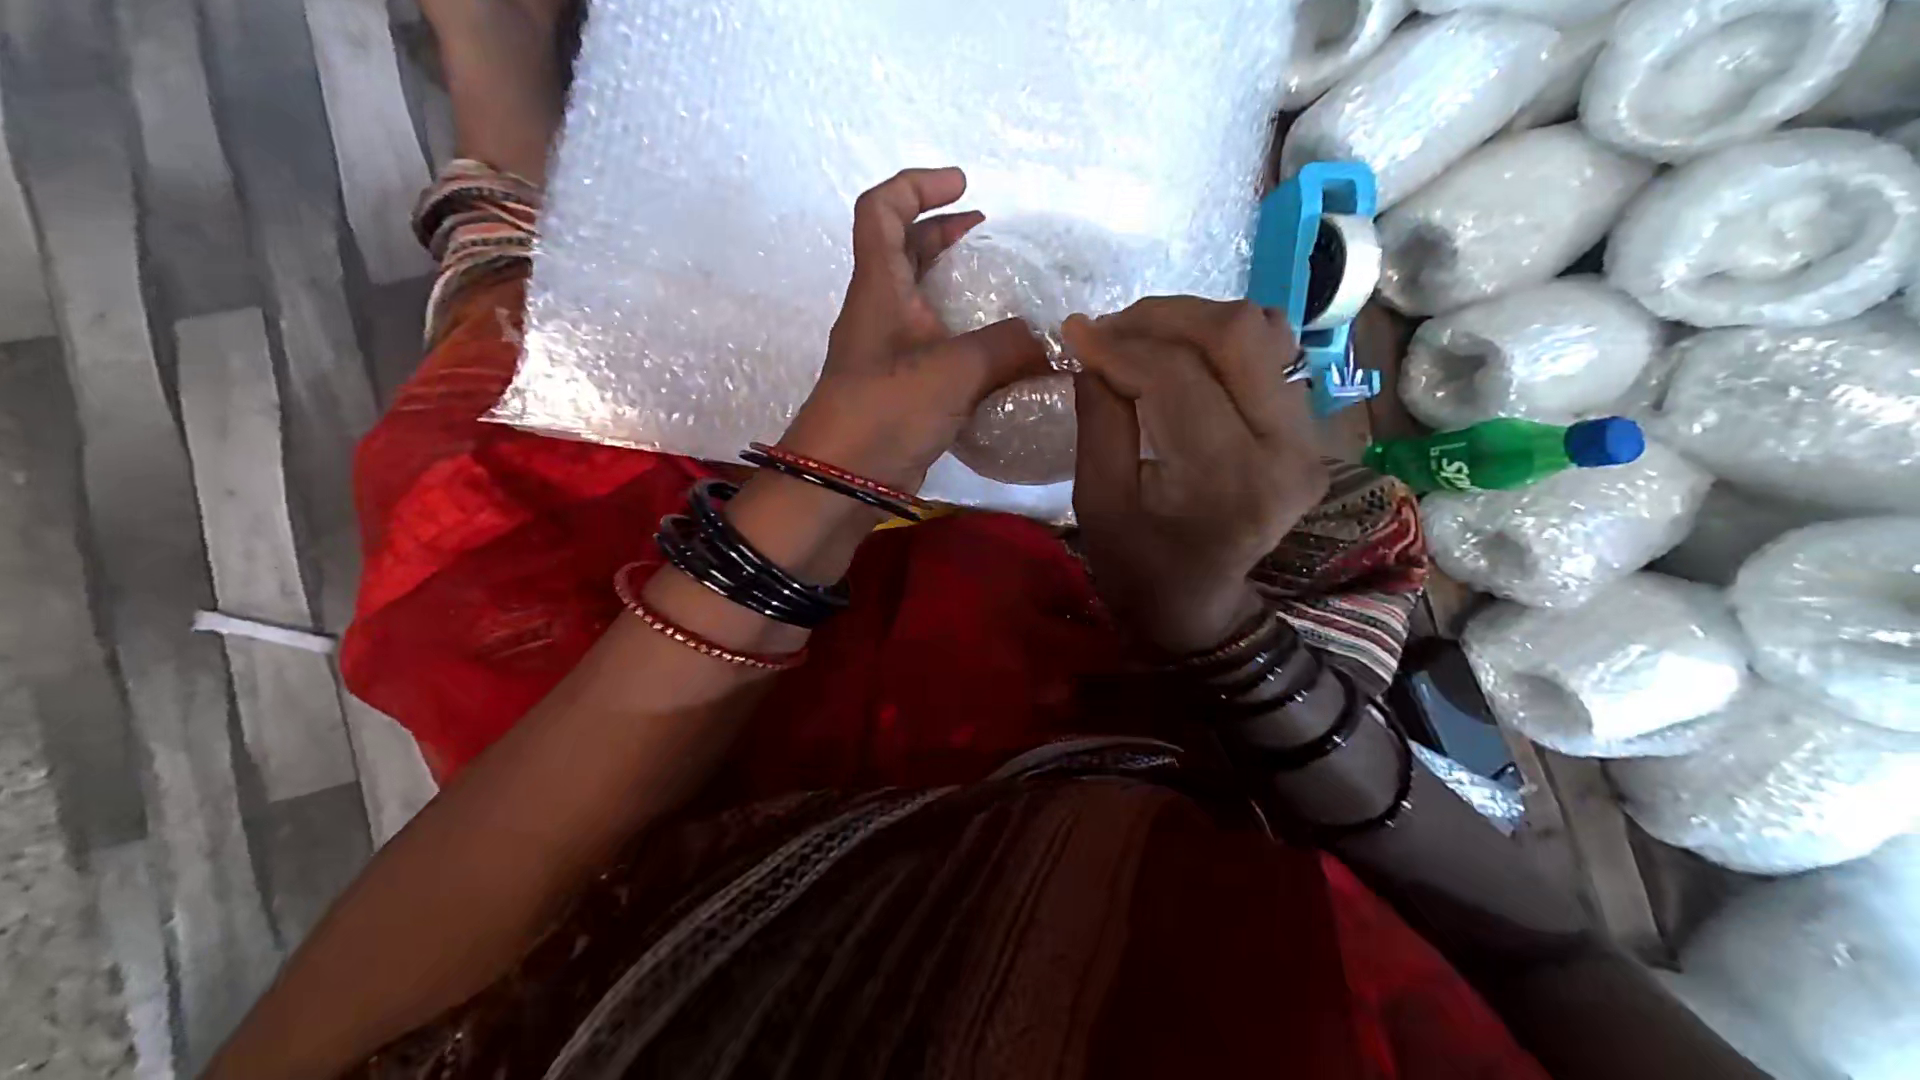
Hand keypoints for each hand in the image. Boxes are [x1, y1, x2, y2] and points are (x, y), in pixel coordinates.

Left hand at [779, 168, 1048, 490]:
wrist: (840, 482)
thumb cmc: (886, 411)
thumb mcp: (955, 370)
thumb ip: (1010, 348)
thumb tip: (1056, 342)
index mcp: (879, 288)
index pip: (881, 210)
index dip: (918, 184)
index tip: (964, 186)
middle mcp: (878, 313)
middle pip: (903, 251)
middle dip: (944, 232)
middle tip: (987, 233)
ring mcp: (887, 353)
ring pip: (919, 301)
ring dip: (954, 286)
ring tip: (999, 292)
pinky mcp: (898, 389)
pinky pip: (932, 346)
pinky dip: (962, 337)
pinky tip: (995, 355)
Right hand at [1066, 298, 1328, 653]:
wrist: (1200, 605)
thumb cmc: (1138, 568)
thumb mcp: (1098, 505)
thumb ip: (1099, 422)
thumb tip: (1094, 351)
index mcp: (1228, 480)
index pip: (1176, 378)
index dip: (1120, 346)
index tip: (1075, 334)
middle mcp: (1286, 449)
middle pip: (1236, 334)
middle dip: (1161, 318)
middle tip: (1109, 330)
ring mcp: (1309, 437)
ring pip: (1263, 331)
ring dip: (1192, 322)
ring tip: (1141, 340)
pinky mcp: (1309, 430)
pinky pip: (1272, 354)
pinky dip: (1220, 341)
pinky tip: (1179, 356)